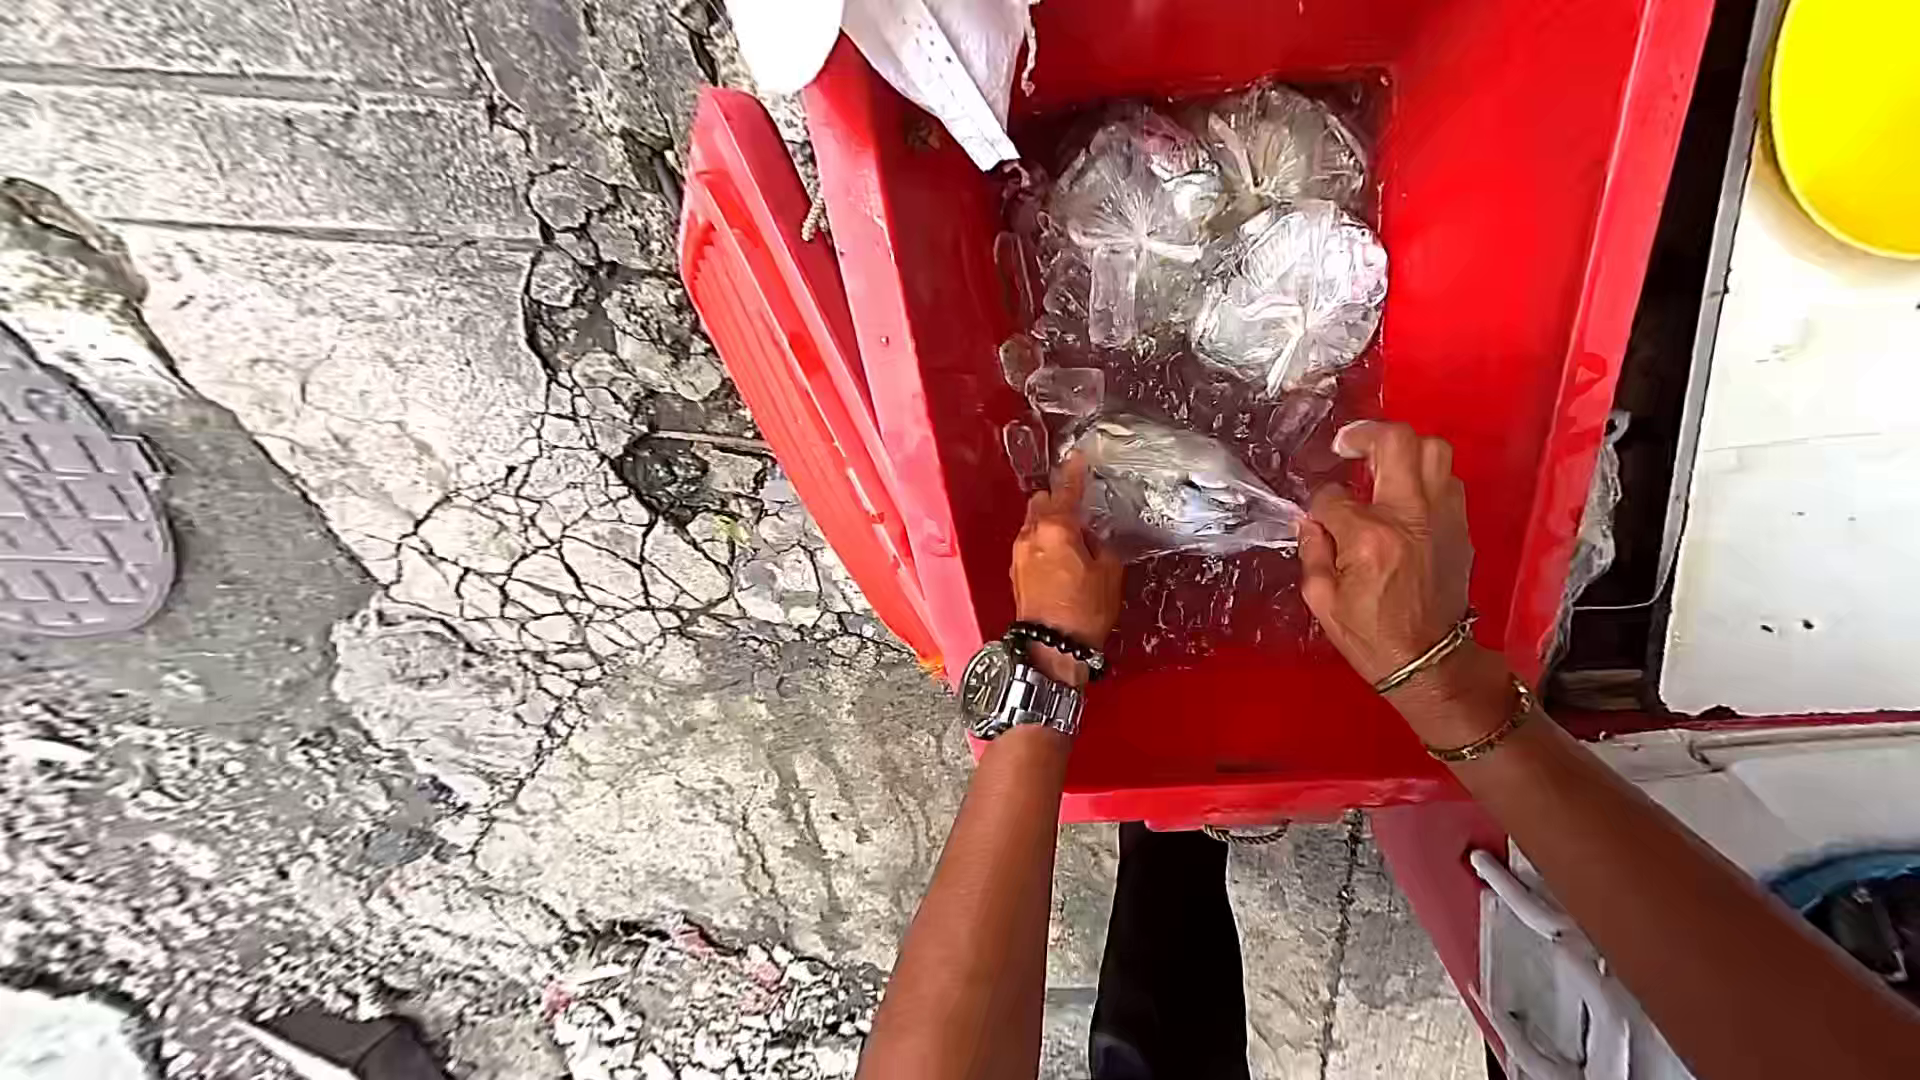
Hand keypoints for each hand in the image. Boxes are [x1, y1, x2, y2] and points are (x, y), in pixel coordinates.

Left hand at [1010, 455, 1122, 682]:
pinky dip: (1042, 542)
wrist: (1052, 645)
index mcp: (1055, 528)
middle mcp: (1030, 535)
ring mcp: (1018, 553)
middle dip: (1056, 500)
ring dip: (1048, 523)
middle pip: (1039, 502)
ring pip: (1032, 524)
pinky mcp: (1014, 572)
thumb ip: (1100, 545)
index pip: (1065, 490)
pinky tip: (1059, 557)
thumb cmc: (1084, 608)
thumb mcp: (1108, 572)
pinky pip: (1029, 544)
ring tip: (1071, 538)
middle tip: (1078, 508)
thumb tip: (1091, 538)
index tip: (1078, 459)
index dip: (1074, 473)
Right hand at [1298, 421, 1473, 687]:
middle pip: (1398, 444)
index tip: (1315, 516)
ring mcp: (1442, 518)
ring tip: (1378, 461)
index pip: (1335, 496)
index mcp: (1369, 538)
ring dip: (1402, 448)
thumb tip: (1311, 520)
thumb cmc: (1366, 633)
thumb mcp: (1320, 597)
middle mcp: (1410, 516)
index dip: (1319, 502)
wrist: (1428, 658)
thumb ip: (1312, 549)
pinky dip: (1421, 474)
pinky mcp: (1459, 527)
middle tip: (1347, 444)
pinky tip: (1400, 492)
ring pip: (1434, 451)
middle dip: (1365, 435)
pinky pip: (1446, 480)